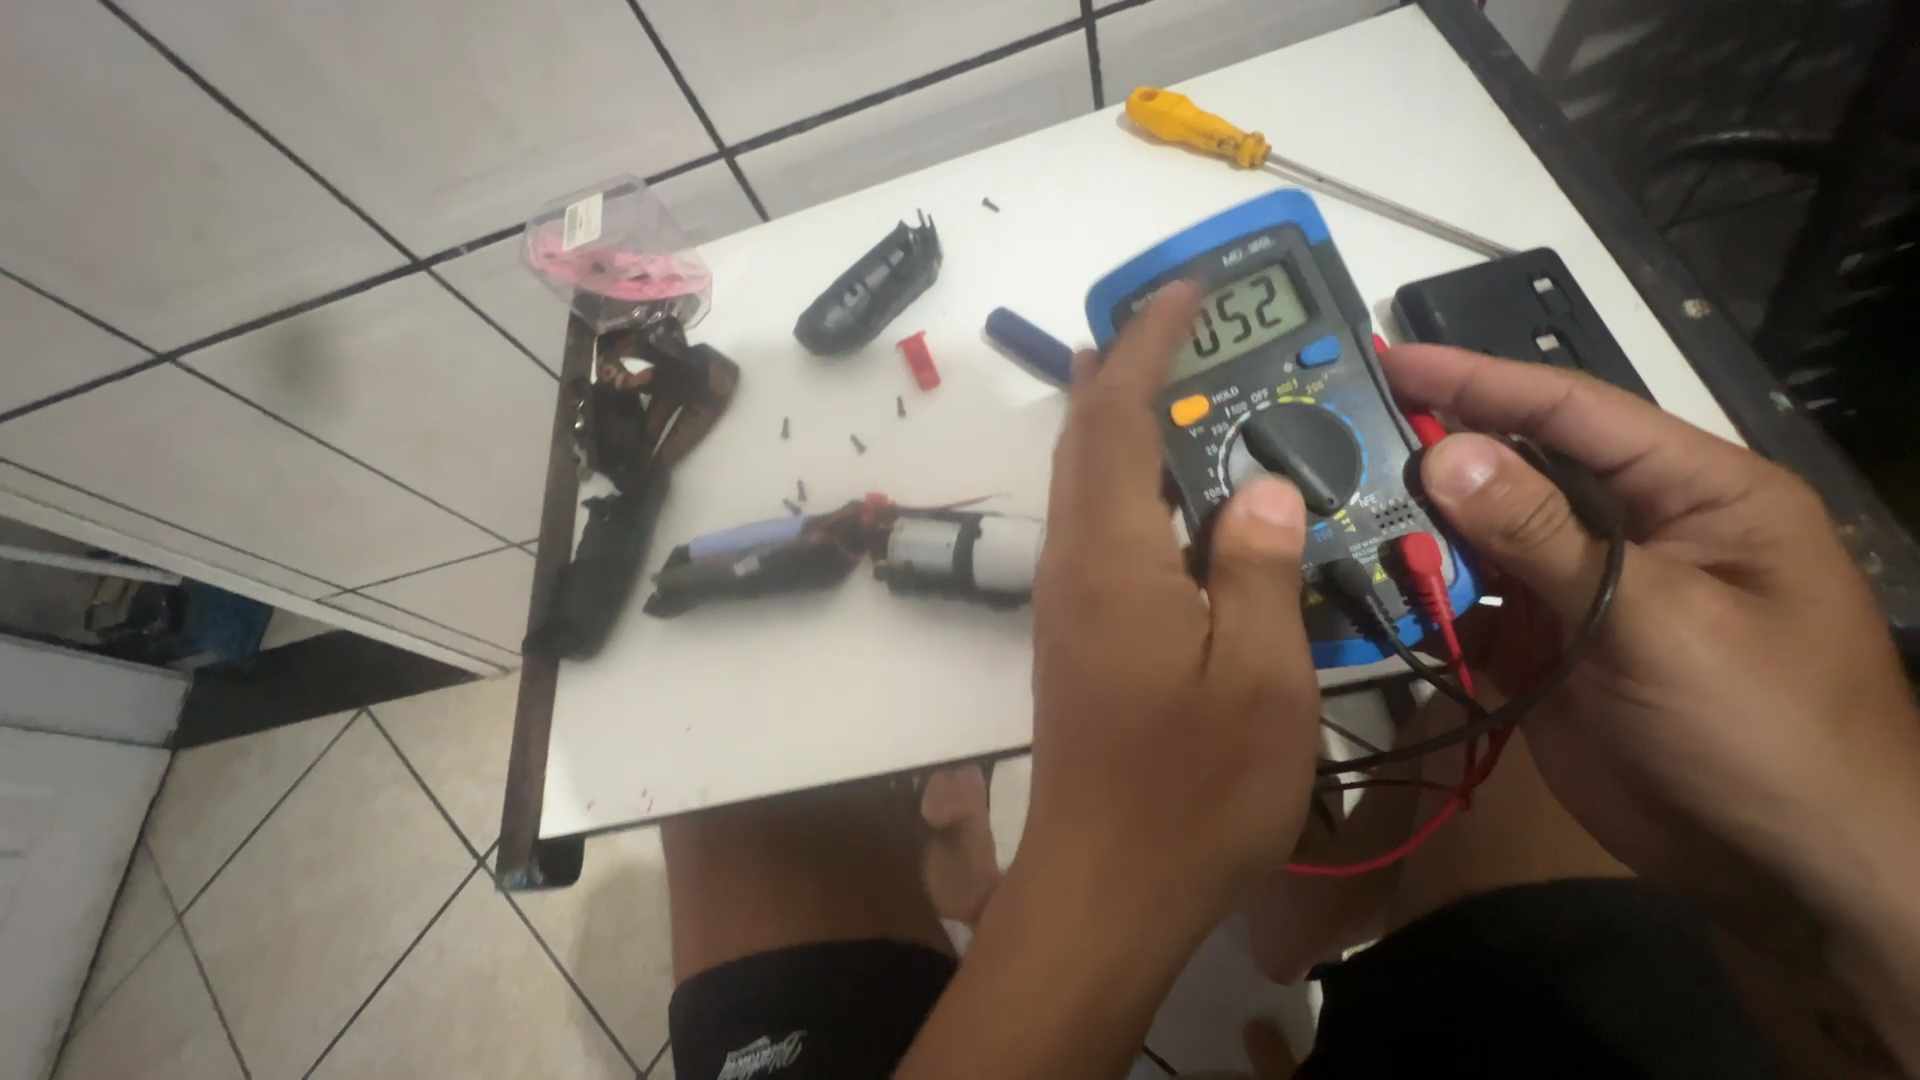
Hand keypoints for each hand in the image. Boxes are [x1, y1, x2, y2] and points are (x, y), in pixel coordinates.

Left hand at [1025, 282, 1322, 911]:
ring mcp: (1066, 601)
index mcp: (1114, 558)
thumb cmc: (1192, 788)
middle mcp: (1074, 565)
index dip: (1145, 346)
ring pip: (1083, 484)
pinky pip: (1095, 531)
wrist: (1107, 881)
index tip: (1179, 293)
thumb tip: (1259, 487)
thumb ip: (1258, 570)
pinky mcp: (1074, 634)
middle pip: (1084, 440)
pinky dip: (1127, 487)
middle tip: (1178, 329)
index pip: (1119, 418)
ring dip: (1120, 426)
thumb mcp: (1261, 680)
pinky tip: (1176, 501)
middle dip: (1121, 371)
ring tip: (1179, 391)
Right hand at [1382, 344, 1919, 911]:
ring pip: (1480, 536)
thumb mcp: (1654, 618)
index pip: (1571, 412)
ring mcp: (1578, 587)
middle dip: (1432, 454)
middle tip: (1341, 435)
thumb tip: (1444, 453)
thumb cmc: (1759, 727)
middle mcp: (1628, 526)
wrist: (1780, 871)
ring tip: (1338, 512)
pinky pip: (1467, 602)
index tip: (1392, 360)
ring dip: (1417, 530)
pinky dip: (1422, 599)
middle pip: (1513, 469)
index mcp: (1691, 492)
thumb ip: (1545, 534)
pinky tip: (1374, 592)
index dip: (1480, 380)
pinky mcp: (1538, 643)